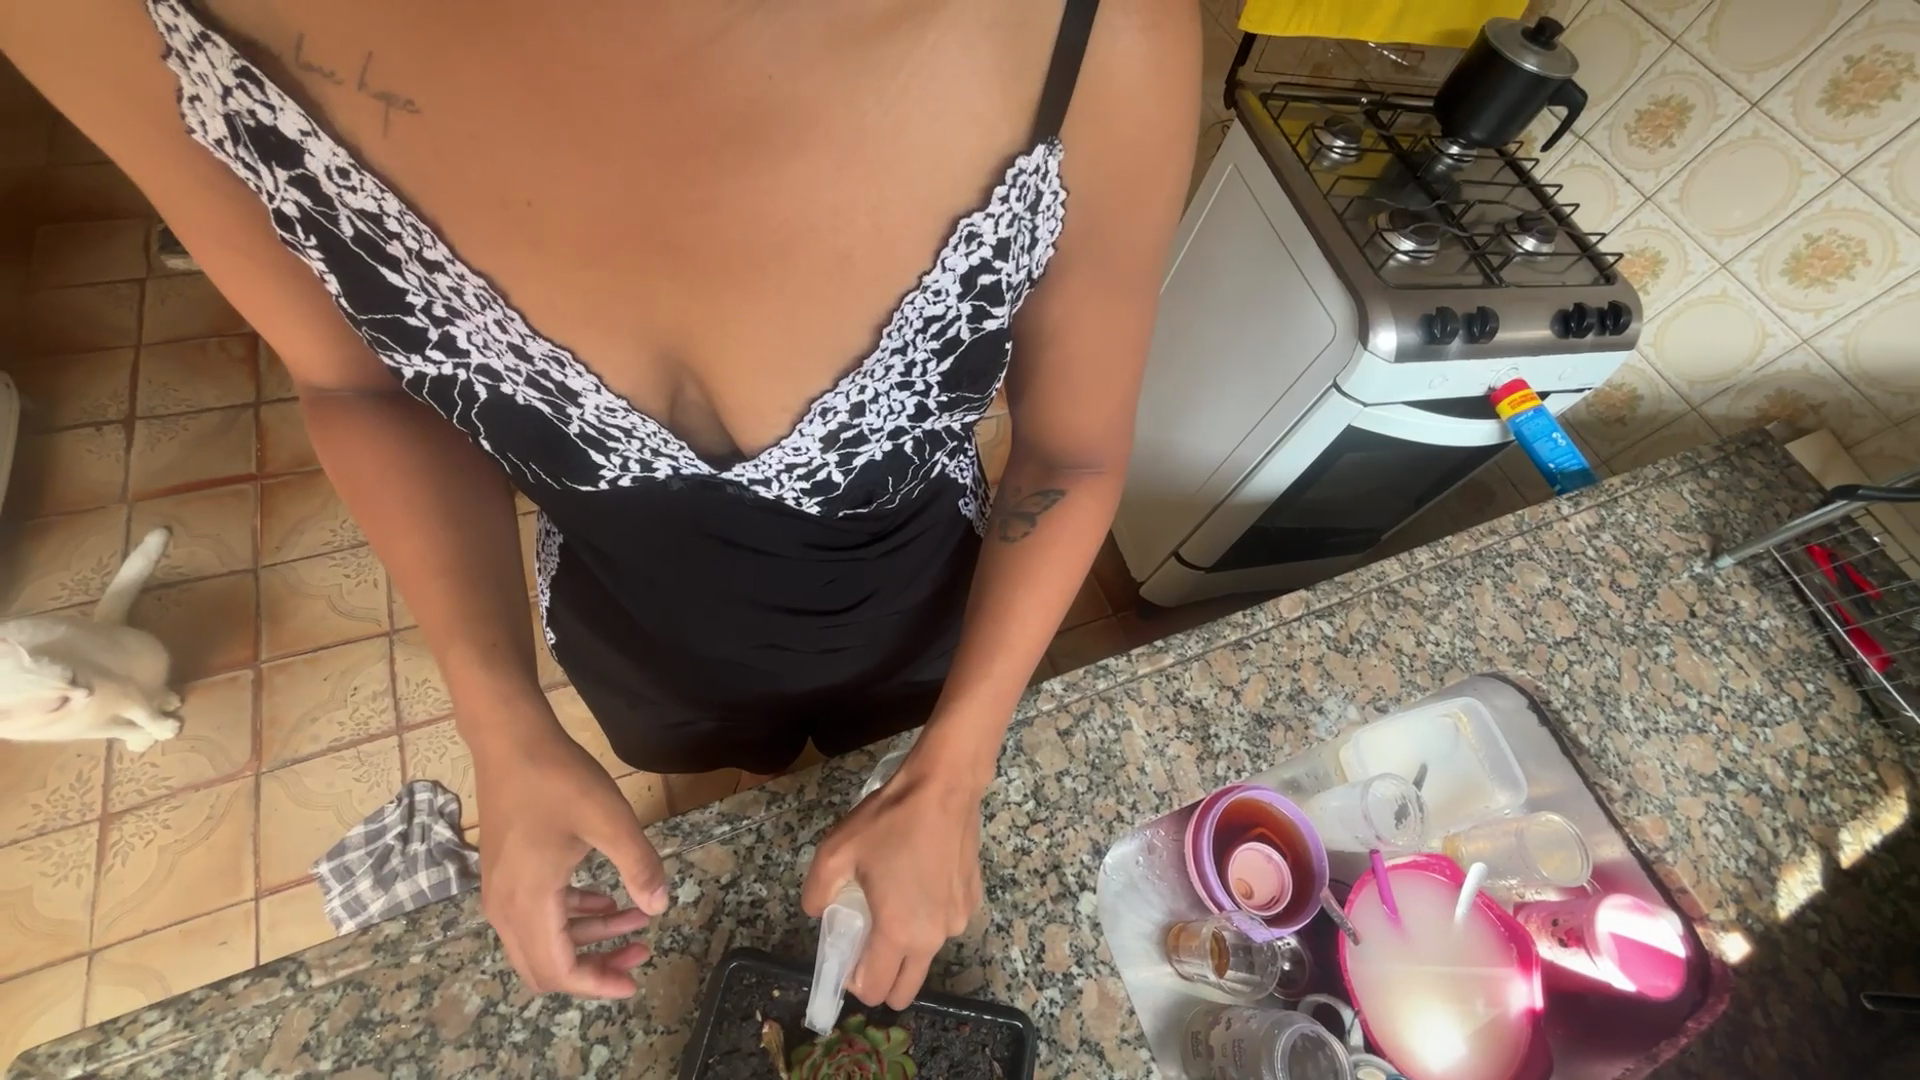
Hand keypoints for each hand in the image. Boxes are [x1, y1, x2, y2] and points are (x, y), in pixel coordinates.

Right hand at [473, 726, 668, 997]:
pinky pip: (538, 912)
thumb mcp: (611, 820)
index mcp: (528, 904)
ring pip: (544, 937)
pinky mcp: (507, 871)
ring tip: (637, 919)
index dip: (596, 984)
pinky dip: (573, 914)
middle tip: (640, 952)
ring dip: (590, 935)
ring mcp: (502, 890)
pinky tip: (606, 897)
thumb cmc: (561, 780)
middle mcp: (505, 908)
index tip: (634, 984)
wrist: (512, 742)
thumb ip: (638, 865)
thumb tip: (660, 907)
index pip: (558, 969)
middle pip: (547, 963)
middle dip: (595, 964)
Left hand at [801, 759, 983, 1008]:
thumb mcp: (835, 851)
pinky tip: (921, 875)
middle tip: (868, 937)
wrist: (943, 786)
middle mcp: (933, 937)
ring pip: (926, 953)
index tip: (846, 951)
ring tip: (896, 893)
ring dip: (907, 941)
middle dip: (881, 978)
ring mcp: (958, 919)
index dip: (852, 980)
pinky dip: (930, 914)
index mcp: (898, 932)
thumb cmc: (890, 820)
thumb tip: (816, 911)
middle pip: (904, 990)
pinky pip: (944, 922)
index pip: (874, 990)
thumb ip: (816, 892)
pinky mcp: (973, 899)